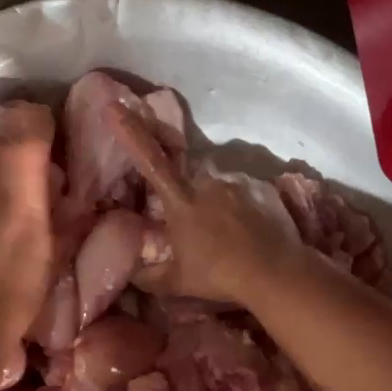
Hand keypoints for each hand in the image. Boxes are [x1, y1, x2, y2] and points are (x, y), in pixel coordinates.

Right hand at [110, 103, 305, 304]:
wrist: (276, 274)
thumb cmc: (220, 277)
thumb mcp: (176, 283)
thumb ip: (147, 275)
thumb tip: (130, 270)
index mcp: (182, 201)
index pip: (150, 161)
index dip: (131, 133)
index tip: (116, 107)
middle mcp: (208, 182)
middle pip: (190, 179)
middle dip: (189, 197)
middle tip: (199, 230)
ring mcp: (238, 182)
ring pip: (218, 186)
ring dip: (218, 204)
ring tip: (229, 235)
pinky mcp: (262, 187)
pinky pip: (245, 191)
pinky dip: (243, 208)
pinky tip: (249, 232)